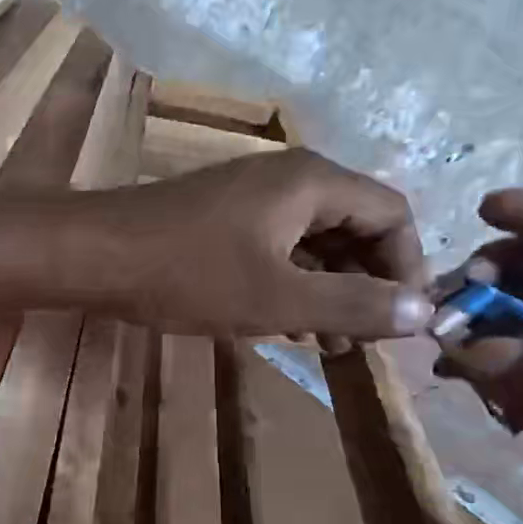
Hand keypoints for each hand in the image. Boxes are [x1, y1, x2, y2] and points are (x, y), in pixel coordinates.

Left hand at [92, 148, 430, 338]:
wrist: (96, 256)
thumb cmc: (190, 274)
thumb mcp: (279, 299)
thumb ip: (354, 304)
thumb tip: (426, 312)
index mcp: (315, 182)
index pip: (392, 214)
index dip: (410, 267)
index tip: (405, 321)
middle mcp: (295, 178)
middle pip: (360, 225)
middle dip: (371, 284)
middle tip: (367, 341)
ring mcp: (261, 196)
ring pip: (322, 241)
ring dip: (336, 291)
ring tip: (332, 345)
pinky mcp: (235, 218)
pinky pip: (289, 247)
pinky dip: (302, 284)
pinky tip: (296, 326)